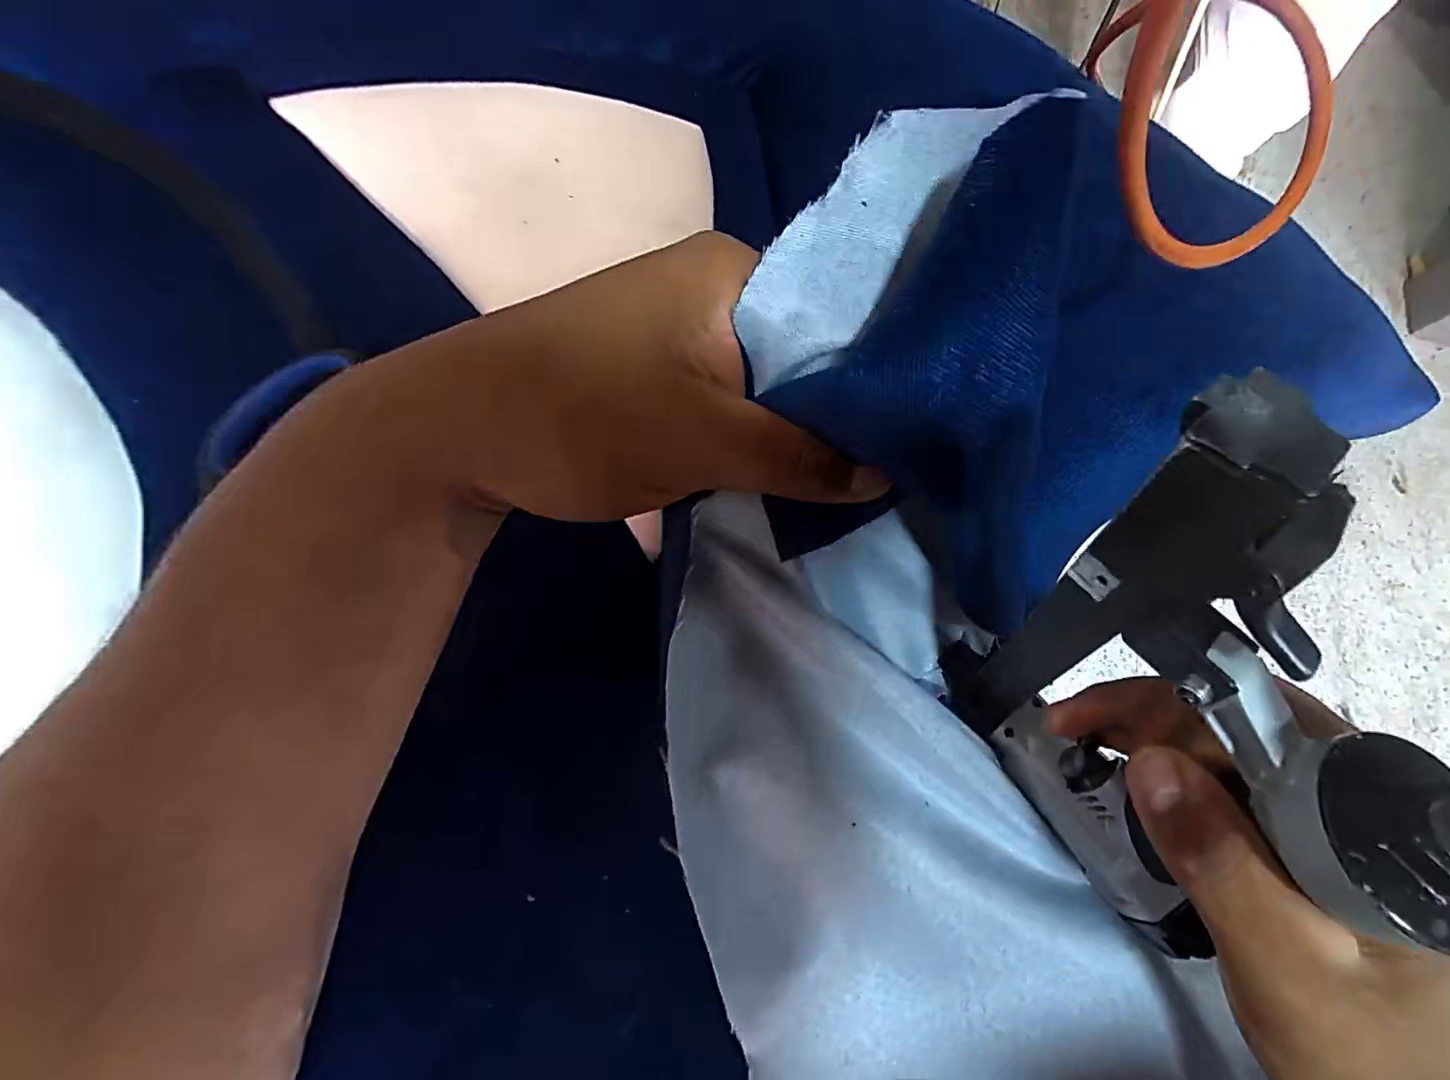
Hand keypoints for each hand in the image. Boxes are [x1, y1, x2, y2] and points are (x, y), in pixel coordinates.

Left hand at [330, 230, 886, 522]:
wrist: (454, 434)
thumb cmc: (580, 414)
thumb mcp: (704, 439)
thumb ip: (802, 458)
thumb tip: (885, 478)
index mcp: (737, 272)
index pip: (841, 315)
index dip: (881, 374)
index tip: (919, 426)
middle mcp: (726, 292)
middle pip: (816, 356)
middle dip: (849, 412)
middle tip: (903, 459)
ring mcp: (702, 335)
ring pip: (786, 388)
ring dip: (813, 433)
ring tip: (871, 472)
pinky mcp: (685, 377)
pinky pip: (756, 408)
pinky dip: (778, 442)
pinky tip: (813, 474)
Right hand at [1050, 679, 1449, 1079]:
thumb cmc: (1353, 1047)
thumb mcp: (1282, 961)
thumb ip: (1220, 861)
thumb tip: (1147, 762)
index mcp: (1374, 806)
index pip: (1261, 723)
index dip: (1170, 709)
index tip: (1096, 719)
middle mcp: (1358, 791)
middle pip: (1240, 726)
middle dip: (1147, 718)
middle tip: (1071, 726)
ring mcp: (1332, 813)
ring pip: (1231, 749)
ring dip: (1154, 740)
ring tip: (1089, 741)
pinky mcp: (1306, 834)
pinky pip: (1233, 785)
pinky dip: (1177, 778)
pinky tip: (1142, 783)